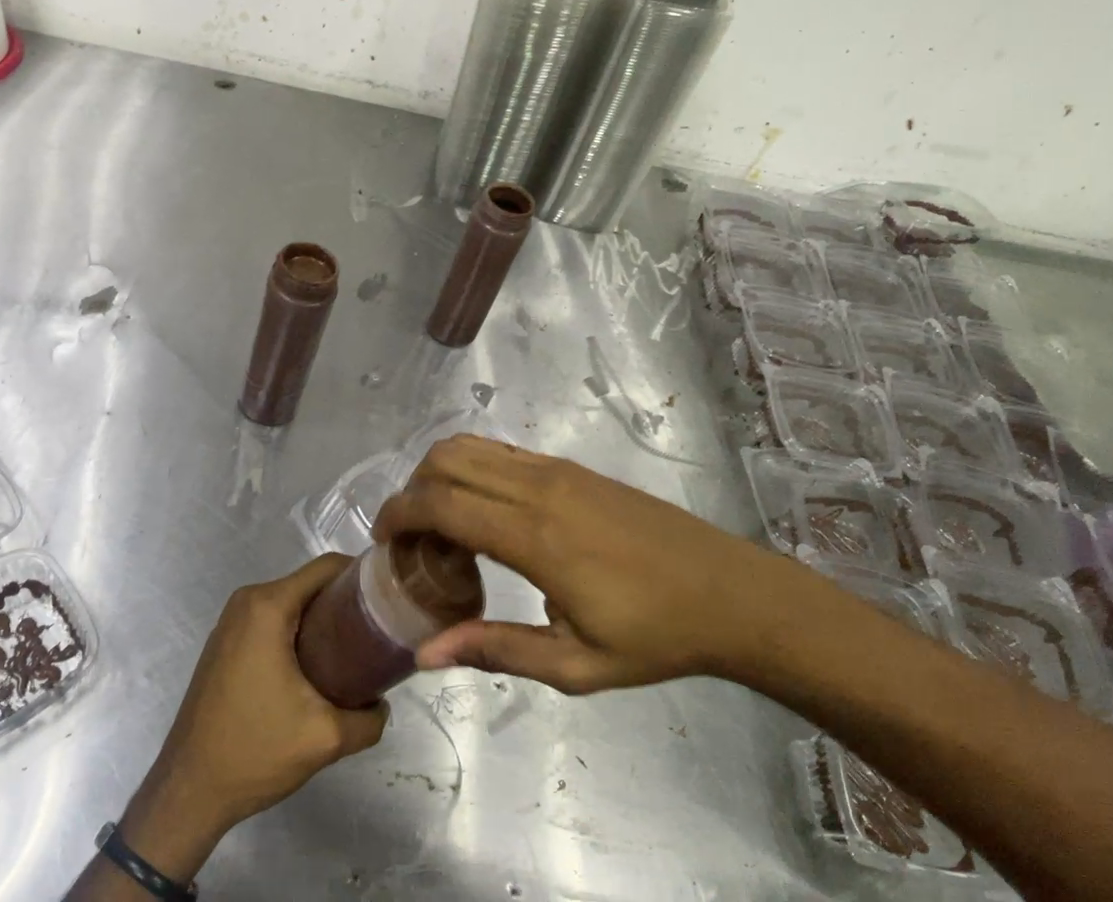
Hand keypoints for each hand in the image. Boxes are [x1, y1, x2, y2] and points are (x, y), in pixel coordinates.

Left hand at [108, 555, 389, 885]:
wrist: (191, 788)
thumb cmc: (255, 751)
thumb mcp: (327, 737)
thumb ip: (369, 718)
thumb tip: (382, 704)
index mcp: (267, 607)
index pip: (327, 567)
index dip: (365, 577)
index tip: (393, 601)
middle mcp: (246, 603)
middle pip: (312, 585)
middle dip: (349, 603)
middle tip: (382, 633)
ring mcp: (232, 623)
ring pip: (294, 605)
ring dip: (326, 622)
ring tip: (360, 653)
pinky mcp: (227, 645)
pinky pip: (275, 623)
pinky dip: (302, 635)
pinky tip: (323, 668)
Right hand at [374, 435, 787, 693]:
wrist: (731, 595)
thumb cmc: (654, 637)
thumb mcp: (574, 666)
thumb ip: (496, 651)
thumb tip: (424, 654)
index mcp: (535, 537)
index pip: (442, 503)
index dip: (399, 515)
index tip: (381, 541)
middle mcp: (540, 489)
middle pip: (447, 459)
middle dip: (411, 490)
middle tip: (408, 538)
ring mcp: (559, 471)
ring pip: (473, 446)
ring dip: (440, 474)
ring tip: (440, 524)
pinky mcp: (575, 469)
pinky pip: (503, 452)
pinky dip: (472, 469)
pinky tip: (483, 513)